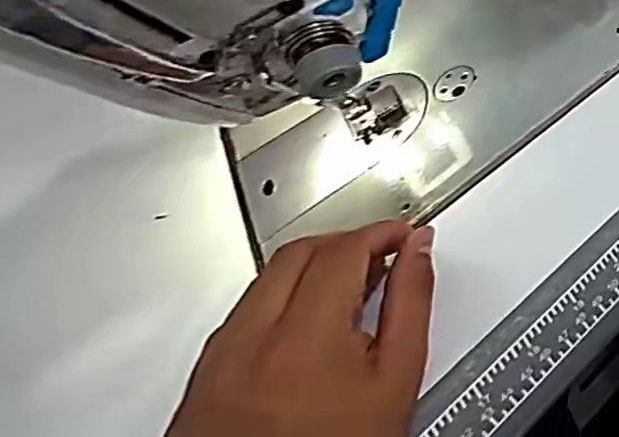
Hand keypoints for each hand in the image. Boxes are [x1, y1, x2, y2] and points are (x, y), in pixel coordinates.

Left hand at [166, 220, 434, 436]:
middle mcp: (247, 346)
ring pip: (265, 280)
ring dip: (314, 268)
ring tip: (352, 288)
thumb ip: (412, 299)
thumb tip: (419, 249)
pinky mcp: (199, 386)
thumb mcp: (398, 374)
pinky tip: (312, 321)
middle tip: (382, 253)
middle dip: (348, 242)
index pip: (344, 250)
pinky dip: (281, 299)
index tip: (405, 237)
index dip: (383, 233)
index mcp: (302, 340)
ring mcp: (216, 366)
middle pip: (299, 254)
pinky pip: (242, 315)